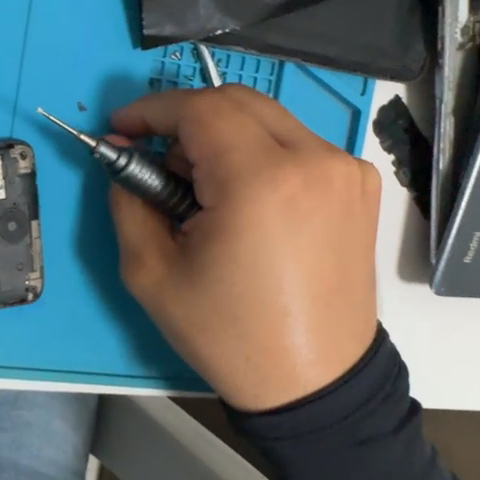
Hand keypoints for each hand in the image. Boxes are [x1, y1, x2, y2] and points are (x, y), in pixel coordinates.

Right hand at [108, 86, 380, 411]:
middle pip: (235, 100)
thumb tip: (125, 158)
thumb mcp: (149, 271)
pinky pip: (295, 143)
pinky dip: (256, 153)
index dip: (151, 111)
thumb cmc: (225, 332)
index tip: (120, 128)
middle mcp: (313, 158)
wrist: (311, 379)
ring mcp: (344, 169)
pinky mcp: (358, 184)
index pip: (199, 108)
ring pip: (267, 118)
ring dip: (220, 136)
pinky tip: (240, 200)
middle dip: (183, 118)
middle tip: (153, 160)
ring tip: (197, 190)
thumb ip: (129, 201)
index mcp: (260, 180)